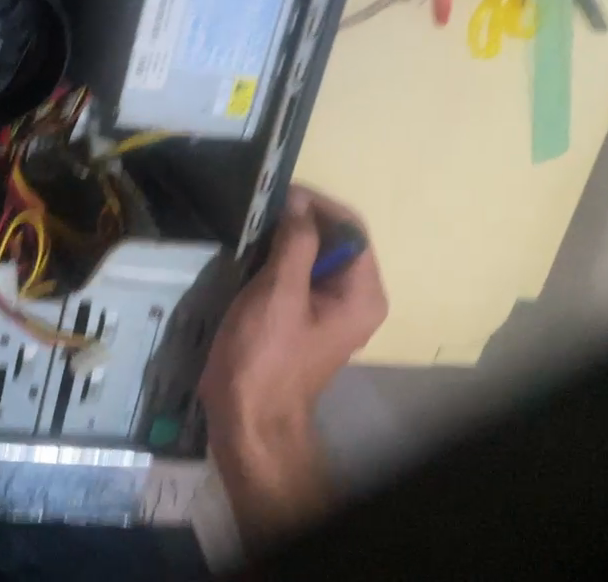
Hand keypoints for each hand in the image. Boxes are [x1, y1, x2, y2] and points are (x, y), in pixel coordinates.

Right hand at [199, 187, 387, 532]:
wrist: (246, 413)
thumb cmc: (266, 353)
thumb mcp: (279, 292)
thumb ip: (294, 242)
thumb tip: (298, 200)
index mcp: (362, 294)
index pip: (350, 229)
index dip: (316, 206)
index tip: (274, 194)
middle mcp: (352, 297)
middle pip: (332, 239)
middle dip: (296, 220)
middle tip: (255, 209)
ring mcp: (325, 308)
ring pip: (309, 254)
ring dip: (280, 238)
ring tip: (247, 226)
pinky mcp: (299, 314)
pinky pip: (293, 272)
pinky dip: (273, 257)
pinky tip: (246, 253)